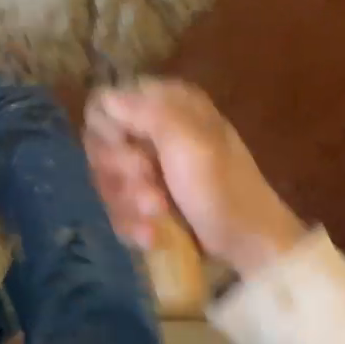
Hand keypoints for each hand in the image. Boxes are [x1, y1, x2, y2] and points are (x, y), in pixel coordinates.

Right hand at [83, 79, 306, 275]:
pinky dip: (132, 223)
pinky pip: (115, 207)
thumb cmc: (223, 189)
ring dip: (128, 202)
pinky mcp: (142, 201)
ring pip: (104, 180)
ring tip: (157, 215)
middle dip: (120, 172)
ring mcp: (146, 169)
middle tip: (148, 185)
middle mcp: (151, 132)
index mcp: (165, 107)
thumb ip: (146, 112)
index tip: (125, 147)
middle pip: (97, 144)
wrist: (247, 246)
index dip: (106, 129)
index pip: (104, 103)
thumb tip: (106, 97)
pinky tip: (152, 233)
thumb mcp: (189, 143)